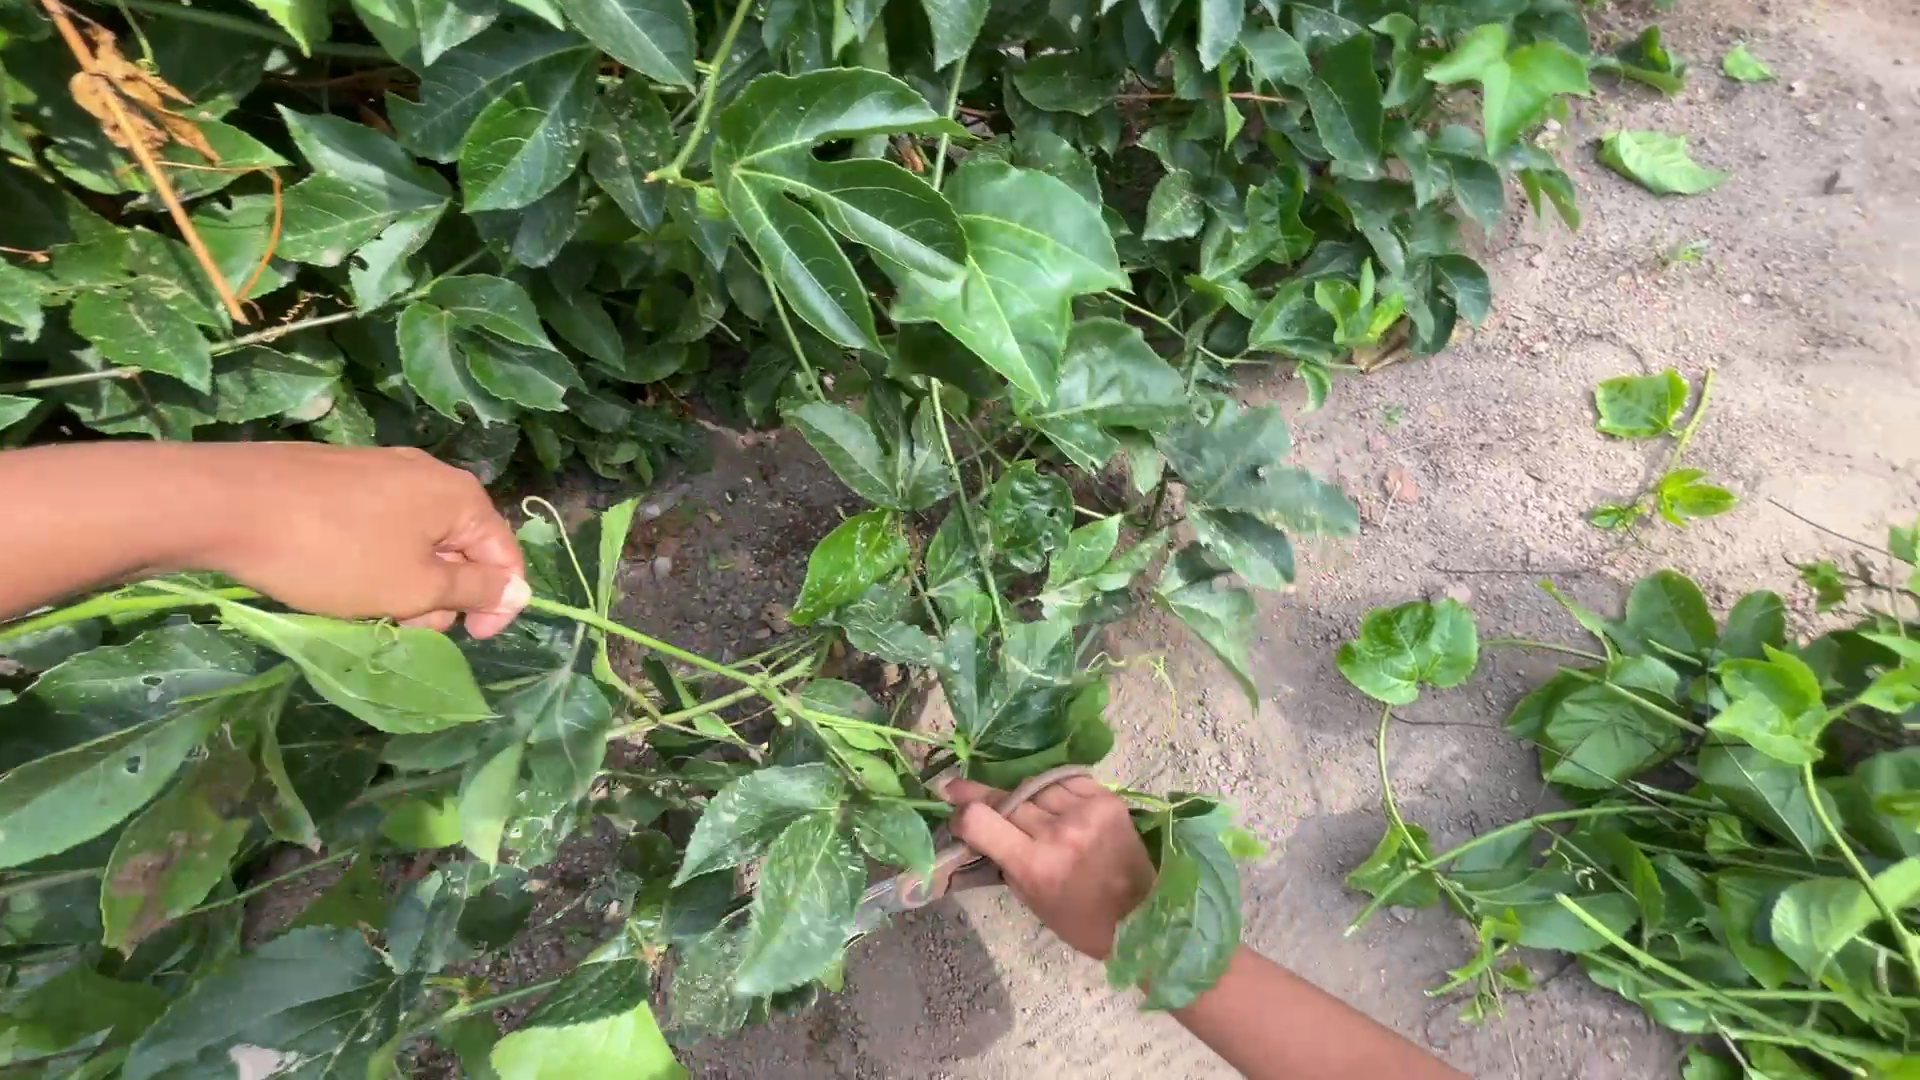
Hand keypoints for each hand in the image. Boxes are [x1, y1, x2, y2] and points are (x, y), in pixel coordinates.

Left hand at [189, 444, 528, 636]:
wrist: (214, 502)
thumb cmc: (332, 551)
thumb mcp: (414, 587)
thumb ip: (475, 590)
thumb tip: (519, 590)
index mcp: (462, 497)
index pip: (505, 557)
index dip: (498, 604)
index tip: (471, 639)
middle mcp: (431, 475)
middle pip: (462, 548)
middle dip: (443, 594)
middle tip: (403, 625)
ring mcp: (383, 469)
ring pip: (420, 538)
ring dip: (408, 580)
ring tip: (364, 605)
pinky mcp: (339, 474)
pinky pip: (382, 523)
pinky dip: (376, 556)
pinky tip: (338, 574)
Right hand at [939, 774, 1155, 958]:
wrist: (1141, 913)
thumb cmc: (1078, 918)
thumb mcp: (1029, 897)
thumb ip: (1002, 857)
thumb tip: (971, 825)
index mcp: (1034, 865)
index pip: (980, 820)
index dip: (961, 811)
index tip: (952, 806)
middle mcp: (1058, 833)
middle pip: (1005, 799)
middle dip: (985, 799)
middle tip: (965, 791)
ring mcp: (1084, 811)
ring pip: (1033, 786)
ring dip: (1023, 796)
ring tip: (1023, 807)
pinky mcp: (1106, 797)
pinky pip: (1063, 779)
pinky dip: (1052, 789)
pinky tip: (1050, 799)